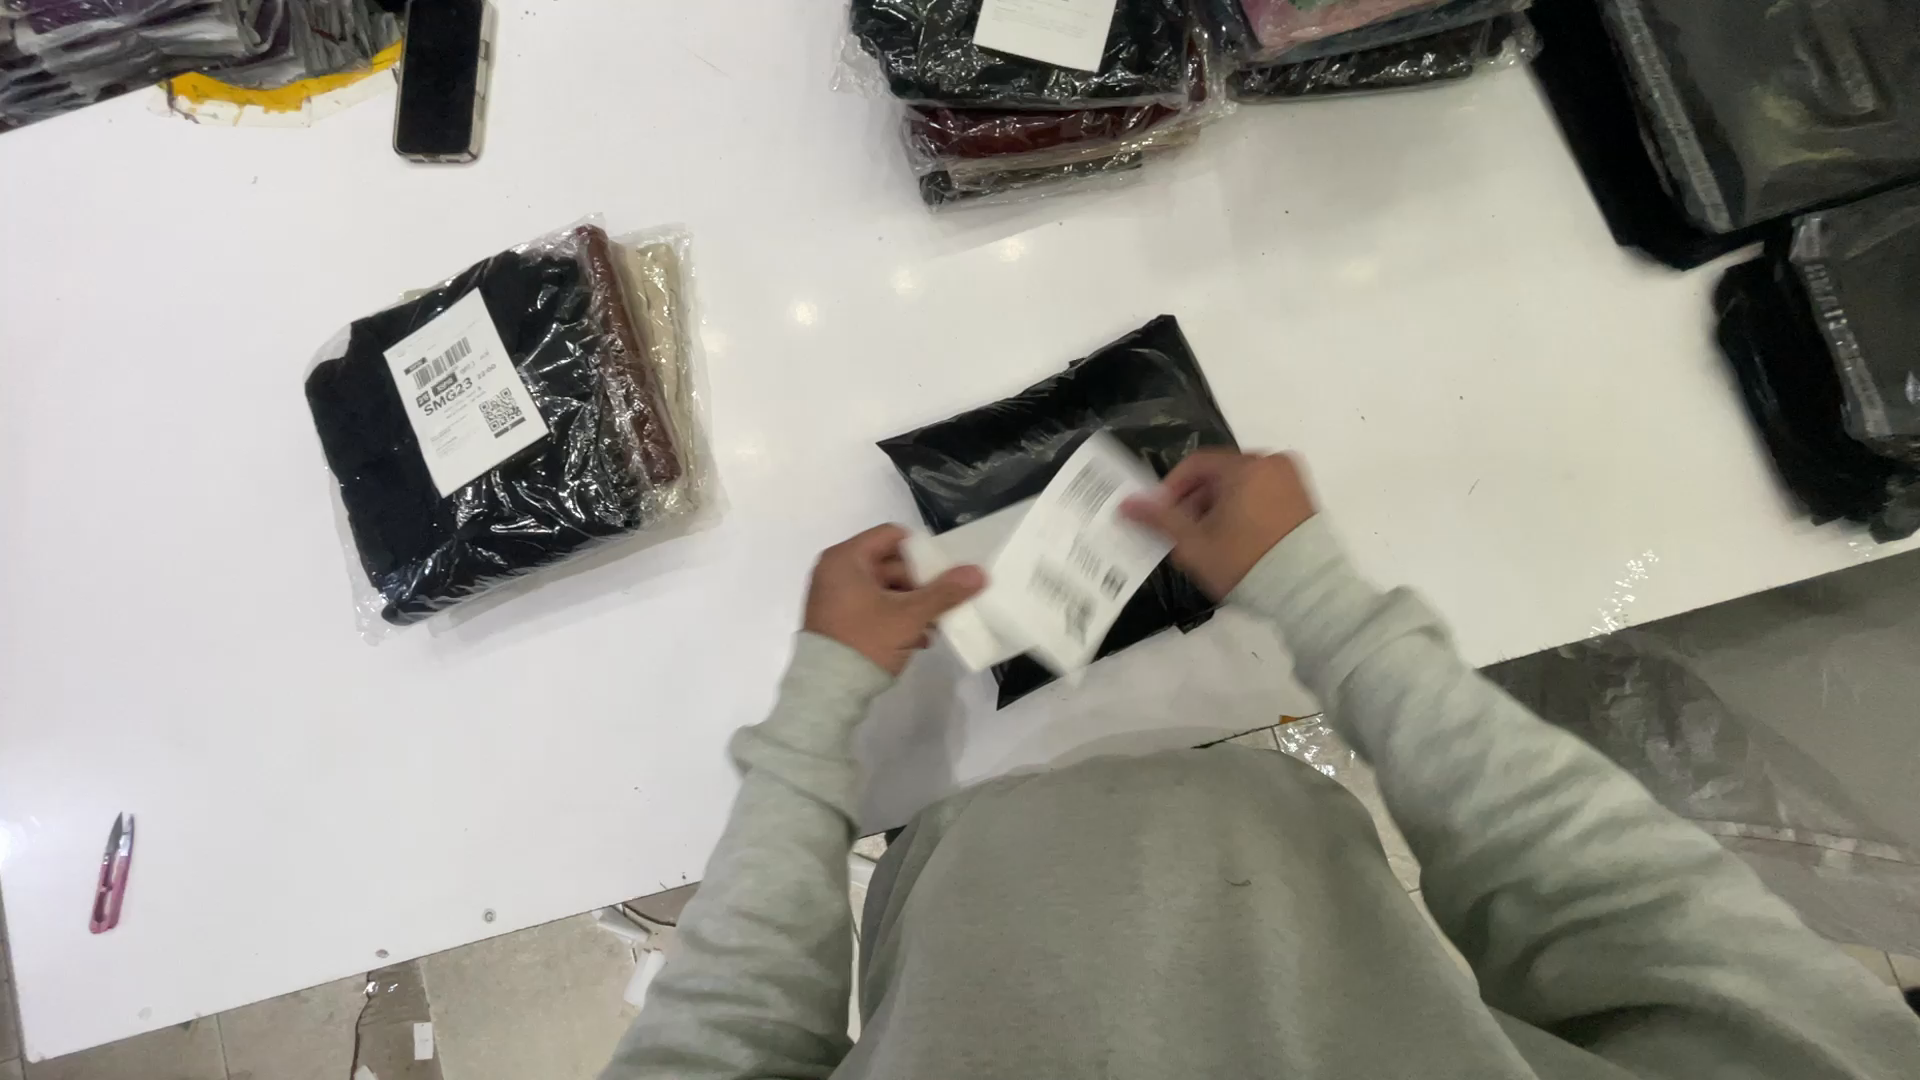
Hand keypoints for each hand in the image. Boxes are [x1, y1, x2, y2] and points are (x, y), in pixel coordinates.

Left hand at [803, 524, 986, 675]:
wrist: (827, 690)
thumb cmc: (866, 640)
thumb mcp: (909, 616)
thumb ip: (945, 592)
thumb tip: (978, 572)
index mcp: (846, 558)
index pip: (891, 535)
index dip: (921, 549)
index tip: (943, 570)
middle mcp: (836, 571)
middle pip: (891, 564)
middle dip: (921, 584)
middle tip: (944, 602)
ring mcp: (835, 596)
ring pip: (886, 589)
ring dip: (913, 605)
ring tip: (934, 626)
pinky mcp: (838, 620)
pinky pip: (874, 608)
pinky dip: (896, 618)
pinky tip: (918, 639)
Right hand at [1121, 450, 1316, 599]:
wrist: (1307, 593)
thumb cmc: (1245, 562)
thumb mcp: (1194, 543)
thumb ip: (1158, 519)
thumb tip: (1124, 504)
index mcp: (1246, 466)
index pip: (1195, 464)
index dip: (1171, 489)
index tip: (1162, 517)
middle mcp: (1272, 464)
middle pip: (1218, 474)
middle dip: (1195, 500)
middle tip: (1184, 532)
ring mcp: (1292, 481)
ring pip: (1239, 485)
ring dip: (1217, 507)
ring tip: (1209, 541)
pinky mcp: (1305, 500)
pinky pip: (1261, 494)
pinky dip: (1242, 510)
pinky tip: (1235, 541)